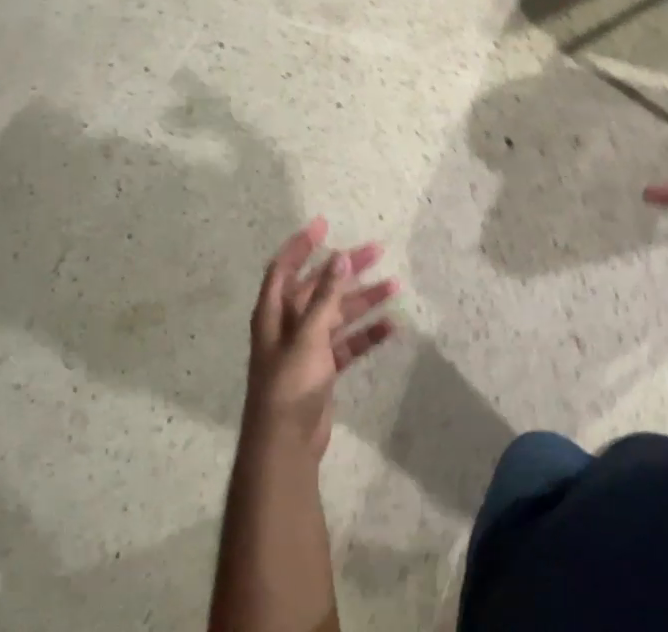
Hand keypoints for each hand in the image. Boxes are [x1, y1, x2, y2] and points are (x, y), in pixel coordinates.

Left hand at [248, 217, 399, 456]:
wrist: (284, 443)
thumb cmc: (289, 385)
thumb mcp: (308, 336)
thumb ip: (325, 297)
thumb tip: (339, 258)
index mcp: (273, 314)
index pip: (283, 269)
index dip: (301, 245)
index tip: (324, 223)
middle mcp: (288, 326)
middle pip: (318, 288)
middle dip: (345, 269)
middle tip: (377, 250)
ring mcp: (306, 348)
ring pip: (338, 314)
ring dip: (363, 300)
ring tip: (394, 287)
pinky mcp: (323, 369)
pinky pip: (348, 343)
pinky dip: (367, 335)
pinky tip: (391, 328)